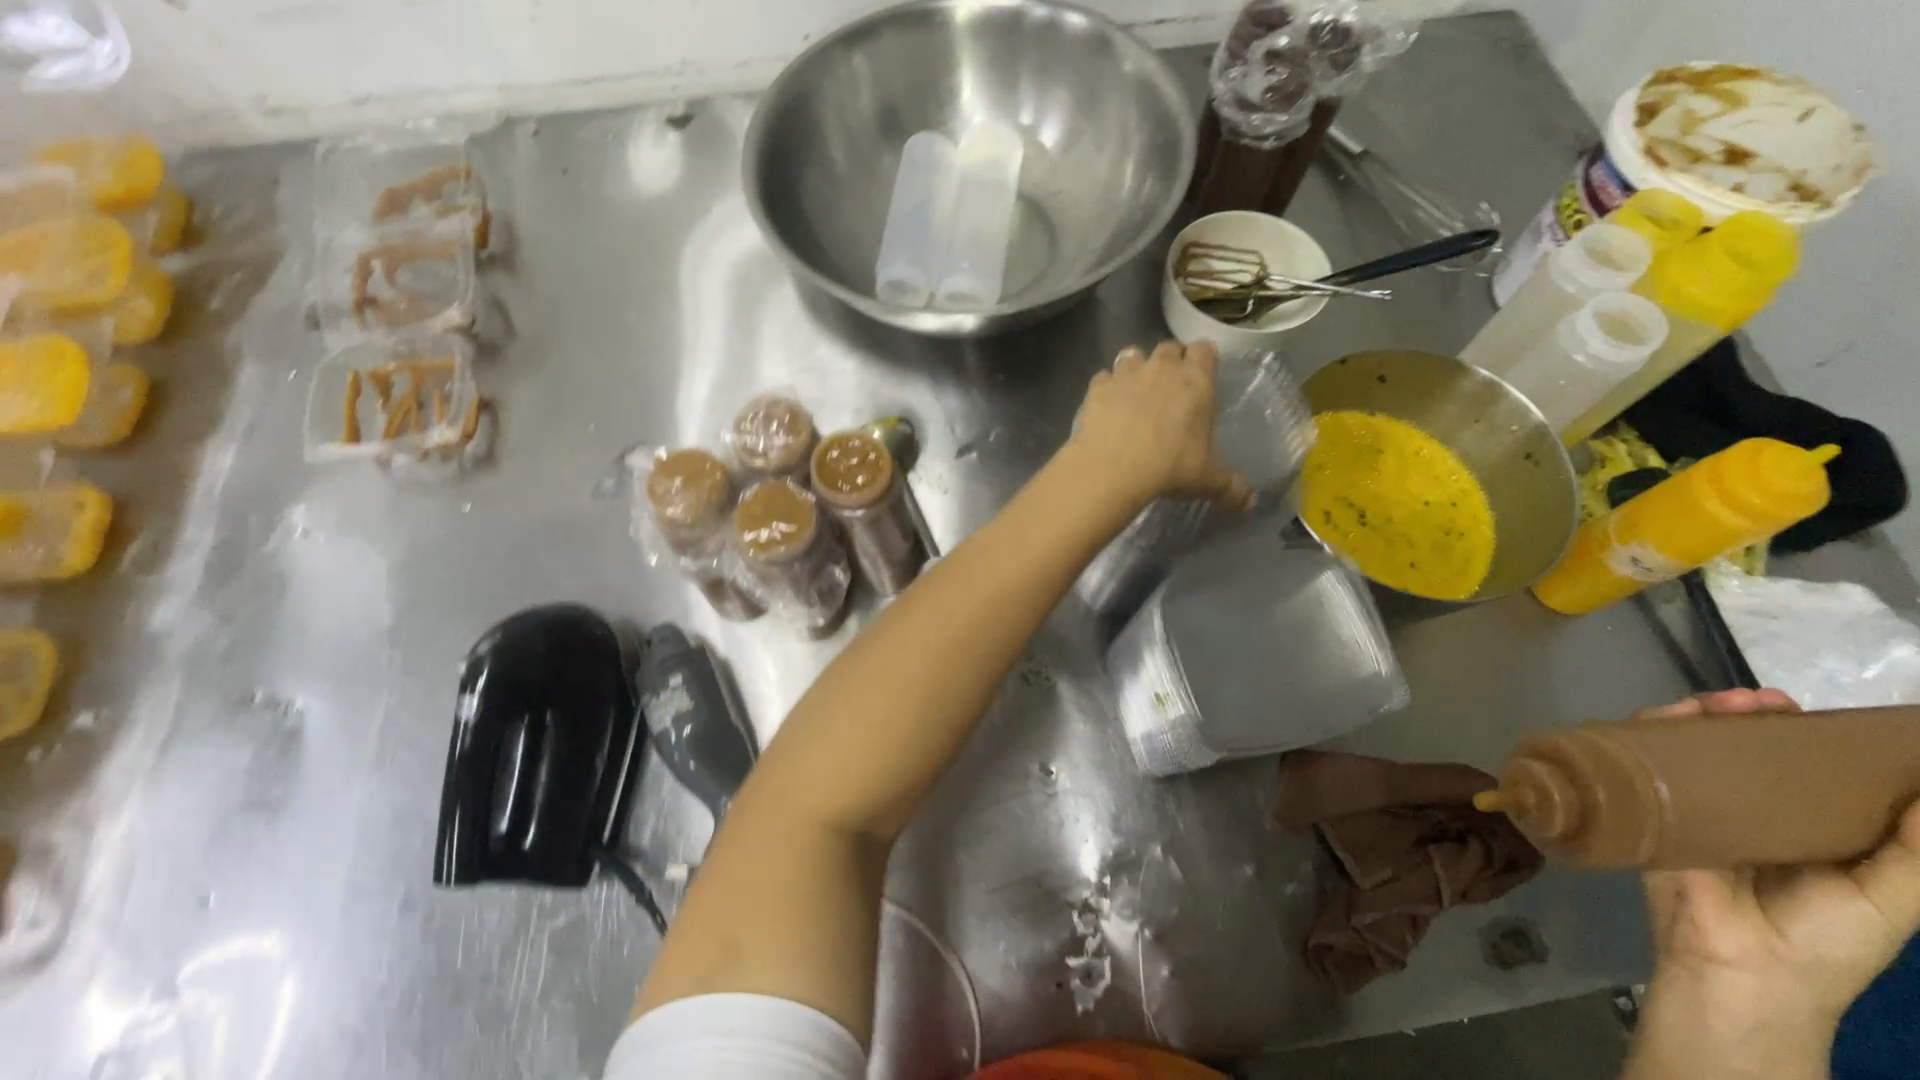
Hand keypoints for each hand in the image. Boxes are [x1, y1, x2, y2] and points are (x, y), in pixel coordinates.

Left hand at [1067, 341, 1247, 507]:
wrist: (1113, 468)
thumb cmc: (1170, 467)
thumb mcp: (1208, 480)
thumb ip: (1231, 487)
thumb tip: (1251, 502)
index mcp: (1196, 382)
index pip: (1205, 349)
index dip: (1203, 358)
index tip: (1201, 374)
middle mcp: (1162, 368)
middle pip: (1169, 348)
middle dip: (1170, 361)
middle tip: (1170, 385)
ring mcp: (1127, 374)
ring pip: (1133, 354)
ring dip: (1136, 367)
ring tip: (1136, 391)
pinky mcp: (1097, 387)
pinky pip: (1103, 377)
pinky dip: (1106, 387)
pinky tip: (1107, 406)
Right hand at [1623, 689, 1919, 1079]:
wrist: (1742, 968)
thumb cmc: (1823, 942)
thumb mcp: (1889, 900)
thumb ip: (1915, 853)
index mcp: (1807, 826)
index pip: (1804, 766)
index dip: (1807, 735)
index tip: (1810, 714)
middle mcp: (1749, 809)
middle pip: (1744, 748)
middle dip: (1752, 715)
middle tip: (1760, 701)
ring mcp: (1696, 806)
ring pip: (1696, 748)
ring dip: (1704, 716)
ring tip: (1720, 703)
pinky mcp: (1652, 809)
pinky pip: (1646, 764)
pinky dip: (1651, 733)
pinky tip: (1667, 718)